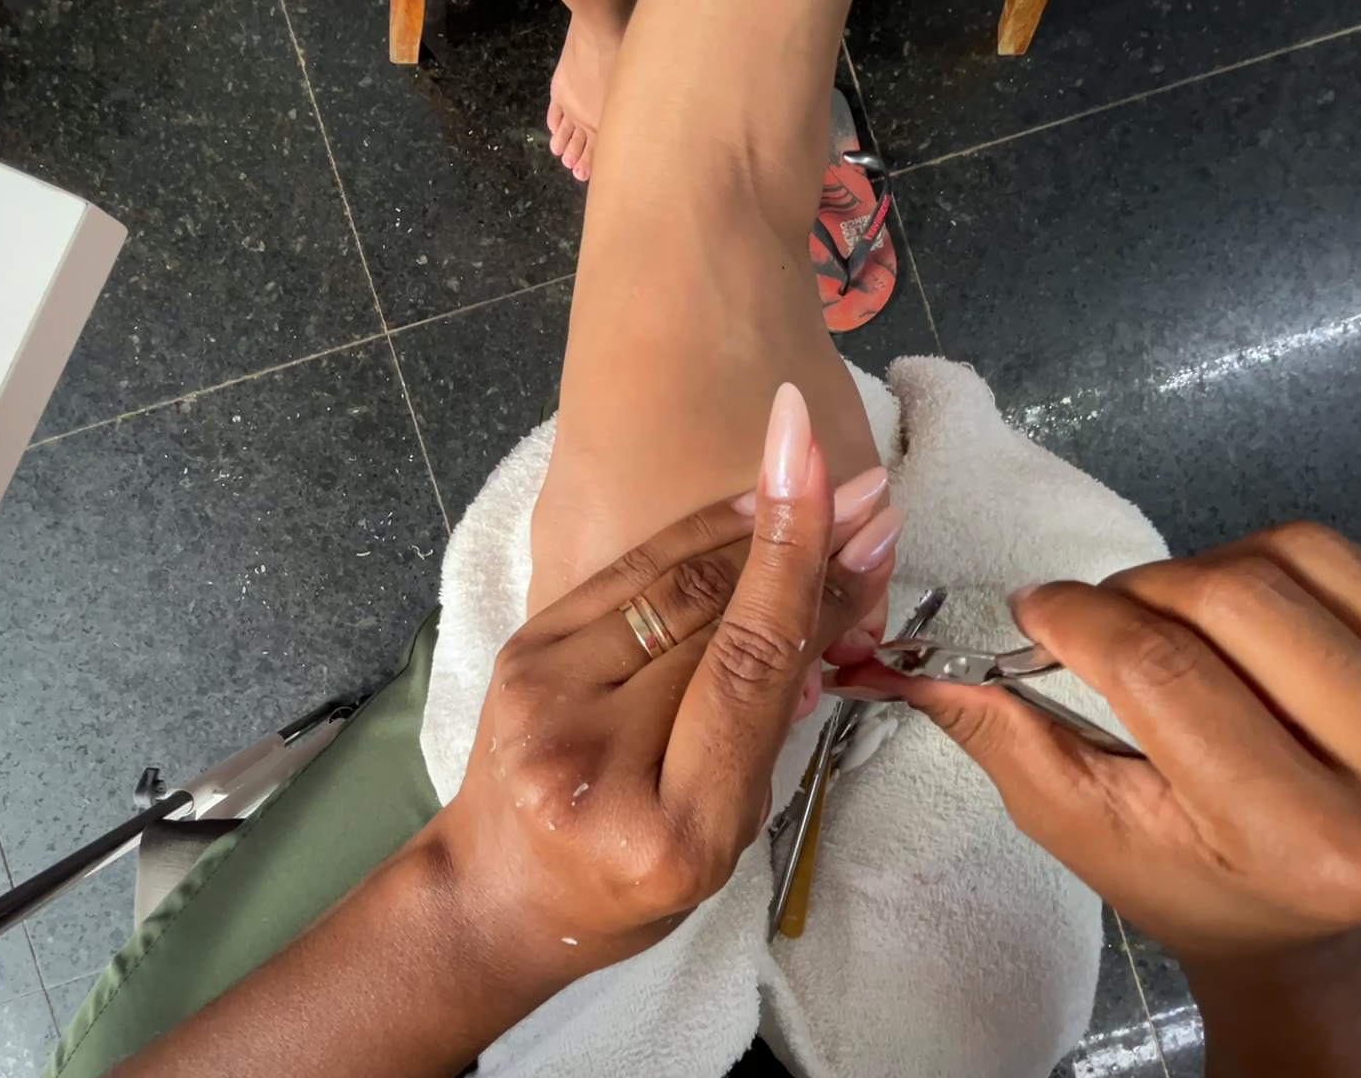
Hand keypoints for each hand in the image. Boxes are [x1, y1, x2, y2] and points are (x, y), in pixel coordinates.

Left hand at [427, 384, 902, 980]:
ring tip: (804, 474)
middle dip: (793, 539)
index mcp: (668, 828)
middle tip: (860, 492)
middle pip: (709, 614)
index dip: (801, 571)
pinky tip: (737, 510)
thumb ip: (770, 713)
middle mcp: (589, 751)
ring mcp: (539, 692)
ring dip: (746, 524)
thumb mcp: (726, 826)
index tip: (858, 503)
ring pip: (665, 580)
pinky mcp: (518, 650)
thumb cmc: (630, 883)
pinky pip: (618, 575)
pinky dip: (686, 537)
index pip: (748, 669)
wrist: (500, 885)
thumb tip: (835, 589)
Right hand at [837, 522, 1360, 961]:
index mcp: (1303, 840)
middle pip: (1230, 599)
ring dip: (1187, 577)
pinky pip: (1340, 560)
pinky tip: (1230, 619)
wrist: (1312, 917)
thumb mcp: (1070, 821)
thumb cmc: (1176, 878)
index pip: (1164, 671)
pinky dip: (1255, 563)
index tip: (1033, 611)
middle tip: (1092, 621)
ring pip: (1283, 563)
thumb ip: (993, 730)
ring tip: (1163, 625)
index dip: (1075, 617)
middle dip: (1128, 593)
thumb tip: (895, 661)